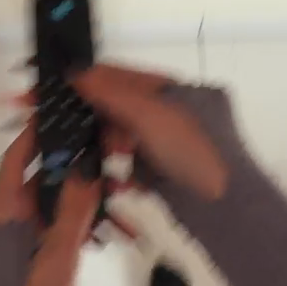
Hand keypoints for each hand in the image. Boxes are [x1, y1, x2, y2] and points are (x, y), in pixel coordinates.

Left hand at [0, 123, 103, 285]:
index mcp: (1, 216)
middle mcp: (4, 224)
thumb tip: (87, 165)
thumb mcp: (56, 258)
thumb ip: (73, 211)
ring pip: (51, 209)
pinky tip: (107, 231)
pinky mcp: (26, 264)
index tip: (61, 113)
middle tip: (108, 156)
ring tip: (119, 195)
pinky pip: (53, 233)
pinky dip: (77, 228)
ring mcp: (15, 245)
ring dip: (82, 202)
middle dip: (74, 170)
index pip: (16, 160)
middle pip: (39, 182)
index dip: (36, 134)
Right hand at [71, 65, 229, 199]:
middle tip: (72, 132)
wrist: (227, 210)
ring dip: (107, 150)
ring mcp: (175, 147)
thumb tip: (76, 75)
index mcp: (182, 91)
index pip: (127, 76)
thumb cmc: (193, 153)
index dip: (92, 80)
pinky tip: (114, 183)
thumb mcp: (152, 116)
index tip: (59, 88)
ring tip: (99, 160)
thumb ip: (113, 94)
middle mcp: (180, 115)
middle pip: (125, 110)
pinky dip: (121, 175)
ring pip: (127, 141)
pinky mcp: (170, 177)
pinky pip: (135, 169)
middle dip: (100, 121)